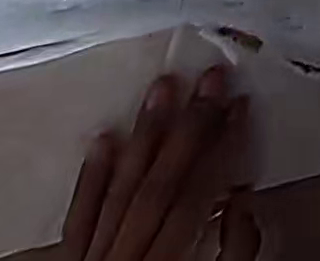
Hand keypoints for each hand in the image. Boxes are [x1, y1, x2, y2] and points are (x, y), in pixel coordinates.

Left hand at [59, 67, 260, 260]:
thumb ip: (234, 253)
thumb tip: (241, 200)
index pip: (198, 194)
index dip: (223, 145)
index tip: (241, 103)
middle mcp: (125, 260)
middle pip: (161, 183)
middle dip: (190, 125)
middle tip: (210, 77)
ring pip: (121, 189)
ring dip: (145, 133)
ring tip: (163, 86)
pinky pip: (78, 219)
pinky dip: (91, 178)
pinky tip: (104, 138)